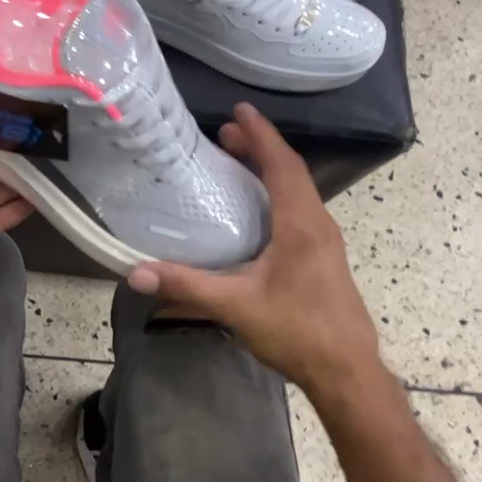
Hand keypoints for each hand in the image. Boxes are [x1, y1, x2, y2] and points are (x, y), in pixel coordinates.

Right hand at [126, 103, 382, 397]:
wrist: (346, 371)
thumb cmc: (297, 331)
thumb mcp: (235, 307)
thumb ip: (186, 286)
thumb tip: (136, 272)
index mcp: (301, 226)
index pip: (282, 166)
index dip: (261, 135)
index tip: (241, 110)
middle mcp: (318, 226)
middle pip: (291, 173)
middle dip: (260, 148)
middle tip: (225, 133)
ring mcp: (324, 243)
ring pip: (297, 192)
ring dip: (269, 170)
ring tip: (237, 161)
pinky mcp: (322, 259)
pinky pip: (298, 211)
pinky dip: (275, 194)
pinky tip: (254, 210)